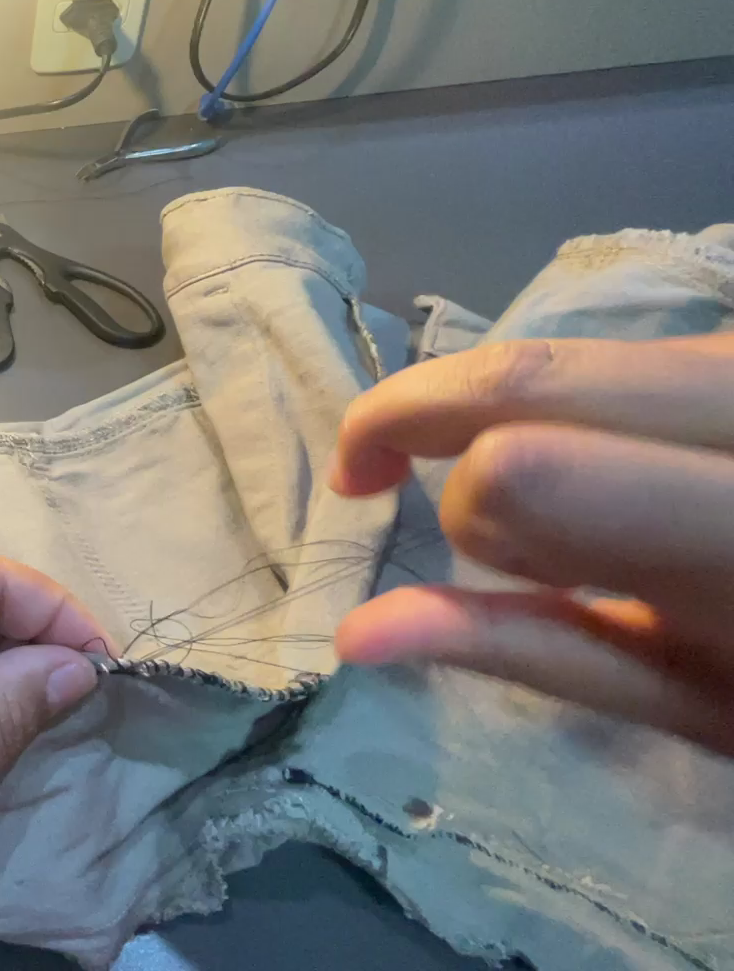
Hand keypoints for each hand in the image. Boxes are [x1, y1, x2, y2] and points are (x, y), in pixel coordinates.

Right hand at [329, 334, 733, 755]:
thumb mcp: (684, 695)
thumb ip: (520, 647)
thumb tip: (354, 634)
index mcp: (732, 541)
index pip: (525, 471)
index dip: (456, 504)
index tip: (395, 520)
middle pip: (518, 377)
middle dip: (413, 418)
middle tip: (380, 466)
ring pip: (546, 362)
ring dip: (485, 421)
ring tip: (537, 491)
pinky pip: (588, 355)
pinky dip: (544, 408)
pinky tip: (593, 461)